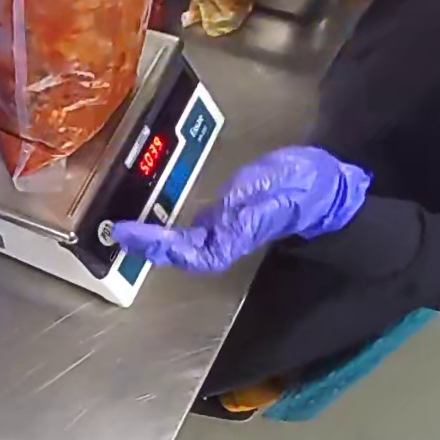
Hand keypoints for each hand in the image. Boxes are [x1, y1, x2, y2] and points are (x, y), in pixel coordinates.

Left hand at [109, 146, 370, 271]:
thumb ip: (244, 207)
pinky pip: (182, 234)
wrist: (320, 189)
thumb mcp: (275, 190)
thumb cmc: (302, 187)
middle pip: (176, 253)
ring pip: (176, 246)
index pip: (191, 252)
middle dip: (146, 245)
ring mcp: (216, 233)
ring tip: (126, 231)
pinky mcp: (215, 222)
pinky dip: (161, 230)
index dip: (160, 246)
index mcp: (234, 237)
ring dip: (150, 241)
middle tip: (119, 232)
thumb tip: (215, 220)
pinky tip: (145, 225)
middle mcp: (220, 240)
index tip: (134, 233)